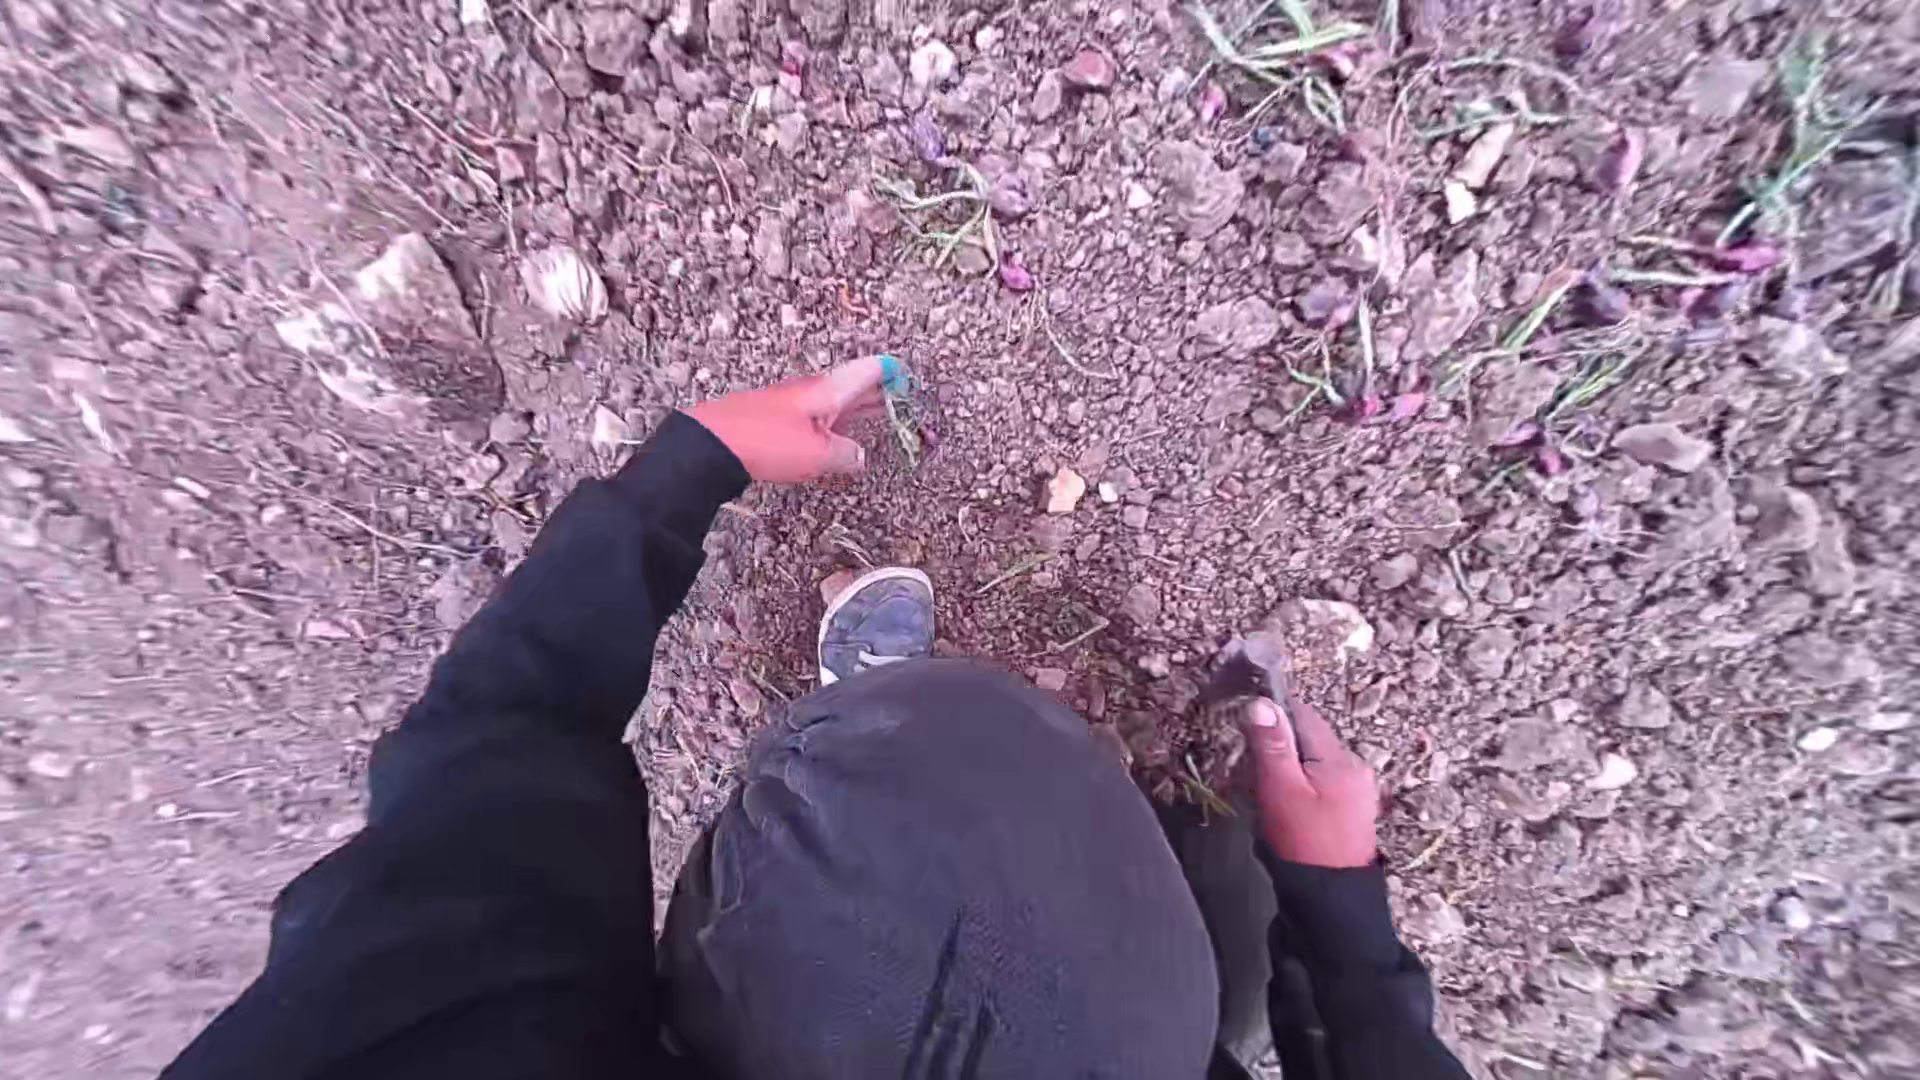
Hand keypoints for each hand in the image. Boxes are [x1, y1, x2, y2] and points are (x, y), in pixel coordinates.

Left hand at [684, 357, 886, 482]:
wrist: (710, 444)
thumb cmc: (766, 442)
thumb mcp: (818, 454)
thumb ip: (846, 454)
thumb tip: (860, 456)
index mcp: (828, 392)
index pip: (868, 372)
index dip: (890, 372)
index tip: (908, 376)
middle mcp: (812, 391)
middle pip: (853, 385)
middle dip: (878, 392)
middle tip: (900, 396)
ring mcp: (792, 403)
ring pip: (835, 400)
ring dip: (857, 407)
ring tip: (876, 412)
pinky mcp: (775, 418)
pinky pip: (816, 415)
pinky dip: (835, 421)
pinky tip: (836, 433)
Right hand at [1243, 693, 1378, 867]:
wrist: (1330, 898)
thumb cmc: (1302, 839)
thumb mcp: (1280, 787)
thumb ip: (1272, 744)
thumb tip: (1261, 703)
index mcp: (1342, 760)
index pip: (1302, 715)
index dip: (1272, 717)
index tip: (1247, 730)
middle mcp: (1356, 767)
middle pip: (1306, 737)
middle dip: (1276, 746)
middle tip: (1251, 769)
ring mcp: (1356, 788)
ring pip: (1309, 758)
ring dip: (1284, 765)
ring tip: (1264, 788)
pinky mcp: (1350, 805)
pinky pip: (1317, 777)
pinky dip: (1296, 781)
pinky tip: (1282, 800)